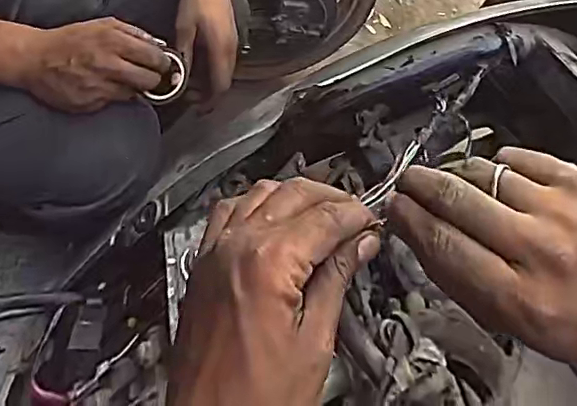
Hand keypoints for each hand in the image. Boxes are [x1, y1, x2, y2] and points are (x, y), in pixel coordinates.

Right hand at [18, 18, 169, 112]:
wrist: (36, 58)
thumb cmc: (70, 39)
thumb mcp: (103, 24)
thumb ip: (132, 32)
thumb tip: (157, 44)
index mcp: (113, 41)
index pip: (153, 57)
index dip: (163, 62)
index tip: (163, 64)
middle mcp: (108, 65)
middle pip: (149, 80)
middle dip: (153, 78)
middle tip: (148, 74)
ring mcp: (98, 87)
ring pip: (133, 94)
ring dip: (133, 87)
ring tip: (122, 78)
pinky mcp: (89, 104)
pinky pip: (112, 102)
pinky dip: (113, 95)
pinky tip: (102, 85)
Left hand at [168, 179, 379, 405]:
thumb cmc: (256, 399)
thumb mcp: (313, 344)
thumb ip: (335, 281)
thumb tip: (359, 244)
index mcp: (269, 260)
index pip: (324, 218)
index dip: (355, 215)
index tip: (373, 222)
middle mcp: (238, 242)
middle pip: (293, 194)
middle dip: (331, 199)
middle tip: (356, 215)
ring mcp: (216, 247)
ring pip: (261, 192)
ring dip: (295, 194)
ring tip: (323, 213)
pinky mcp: (203, 259)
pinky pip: (229, 209)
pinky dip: (256, 202)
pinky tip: (272, 215)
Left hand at [175, 0, 238, 98]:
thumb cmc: (194, 1)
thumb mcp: (184, 28)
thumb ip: (184, 55)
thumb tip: (180, 79)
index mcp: (221, 48)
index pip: (221, 85)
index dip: (210, 101)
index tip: (197, 108)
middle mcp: (232, 47)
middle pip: (225, 81)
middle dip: (209, 93)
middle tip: (190, 96)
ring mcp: (234, 40)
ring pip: (226, 71)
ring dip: (212, 81)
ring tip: (192, 82)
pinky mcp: (232, 34)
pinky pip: (227, 59)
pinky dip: (216, 68)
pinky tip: (200, 65)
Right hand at [386, 150, 576, 368]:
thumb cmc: (568, 320)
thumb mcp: (507, 321)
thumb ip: (453, 276)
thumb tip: (407, 226)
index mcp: (524, 299)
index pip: (445, 244)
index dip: (410, 218)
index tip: (393, 205)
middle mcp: (544, 251)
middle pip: (457, 197)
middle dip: (421, 184)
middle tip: (408, 181)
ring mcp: (562, 210)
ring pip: (481, 170)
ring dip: (460, 176)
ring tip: (461, 187)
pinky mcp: (576, 181)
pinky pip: (512, 156)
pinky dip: (498, 166)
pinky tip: (503, 184)